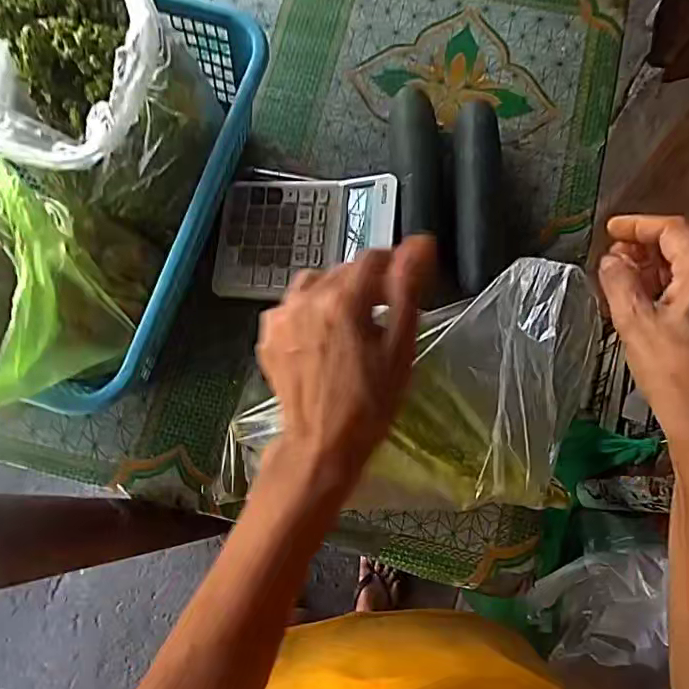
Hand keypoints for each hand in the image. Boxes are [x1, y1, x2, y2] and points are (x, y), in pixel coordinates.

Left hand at [256, 237, 435, 489]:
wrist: (321, 444)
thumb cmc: (370, 402)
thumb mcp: (400, 348)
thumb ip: (408, 290)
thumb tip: (420, 244)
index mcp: (342, 298)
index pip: (374, 258)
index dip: (396, 265)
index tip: (409, 283)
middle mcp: (305, 297)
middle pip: (344, 270)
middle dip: (368, 284)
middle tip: (386, 315)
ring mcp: (281, 316)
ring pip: (316, 284)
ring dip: (338, 293)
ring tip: (353, 325)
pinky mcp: (268, 334)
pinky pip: (294, 306)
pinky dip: (312, 311)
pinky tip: (325, 338)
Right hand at [595, 215, 688, 464]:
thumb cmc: (675, 375)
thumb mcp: (635, 323)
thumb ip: (619, 282)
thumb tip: (611, 262)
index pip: (673, 230)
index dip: (638, 225)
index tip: (613, 229)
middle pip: (686, 244)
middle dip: (647, 246)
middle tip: (615, 255)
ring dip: (658, 267)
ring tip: (624, 276)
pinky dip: (671, 286)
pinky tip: (647, 300)